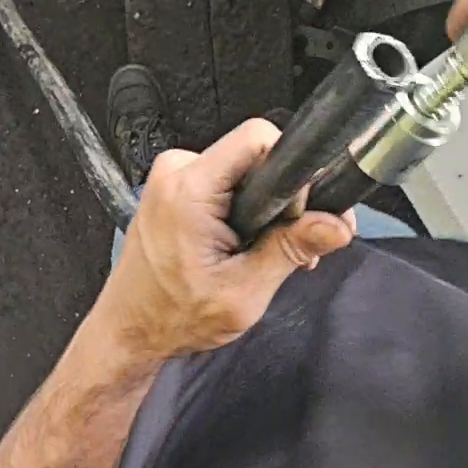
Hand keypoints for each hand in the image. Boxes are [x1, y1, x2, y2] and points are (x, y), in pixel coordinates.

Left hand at [92, 119, 356, 359]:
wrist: (131, 329)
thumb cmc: (172, 317)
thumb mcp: (244, 291)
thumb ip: (292, 250)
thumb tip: (335, 225)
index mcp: (189, 189)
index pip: (258, 138)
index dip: (291, 174)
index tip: (296, 213)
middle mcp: (177, 172)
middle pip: (255, 156)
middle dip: (282, 199)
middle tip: (288, 244)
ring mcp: (174, 177)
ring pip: (245, 171)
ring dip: (265, 209)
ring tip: (260, 252)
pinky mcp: (177, 187)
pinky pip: (226, 181)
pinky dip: (244, 210)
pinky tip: (245, 244)